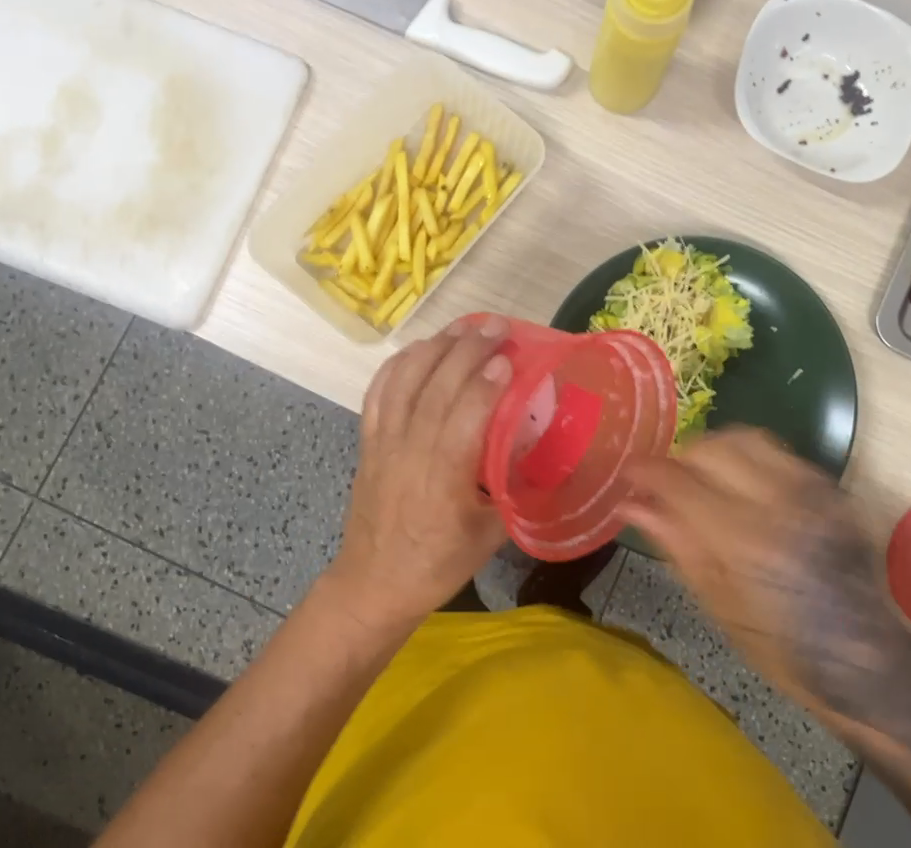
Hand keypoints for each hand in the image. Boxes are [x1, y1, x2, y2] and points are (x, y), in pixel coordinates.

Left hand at [326, 315, 513, 628]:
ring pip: (406, 379)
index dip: (488, 382)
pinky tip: (419, 350)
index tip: (511, 357)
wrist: (374, 584)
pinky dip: (399, 364)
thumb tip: (542, 454)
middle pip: (437, 384)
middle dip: (468, 348)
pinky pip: (379, 391)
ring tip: (463, 328)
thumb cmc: (437, 564)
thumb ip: (514, 491)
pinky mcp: (368, 441)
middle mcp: (410, 449)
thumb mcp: (490, 535)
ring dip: (436, 347)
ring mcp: (384, 441)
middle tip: (496, 326)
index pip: (465, 413)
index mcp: (443, 476)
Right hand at [617, 427, 906, 721]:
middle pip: (712, 448)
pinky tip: (743, 485)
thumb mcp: (718, 606)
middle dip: (681, 457)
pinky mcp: (830, 490)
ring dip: (716, 449)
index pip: (679, 482)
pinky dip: (750, 458)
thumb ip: (677, 545)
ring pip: (746, 439)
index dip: (647, 472)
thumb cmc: (781, 648)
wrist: (863, 658)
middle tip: (668, 479)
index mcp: (742, 540)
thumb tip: (634, 505)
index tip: (631, 474)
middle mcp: (776, 503)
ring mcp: (809, 491)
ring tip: (704, 476)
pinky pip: (779, 453)